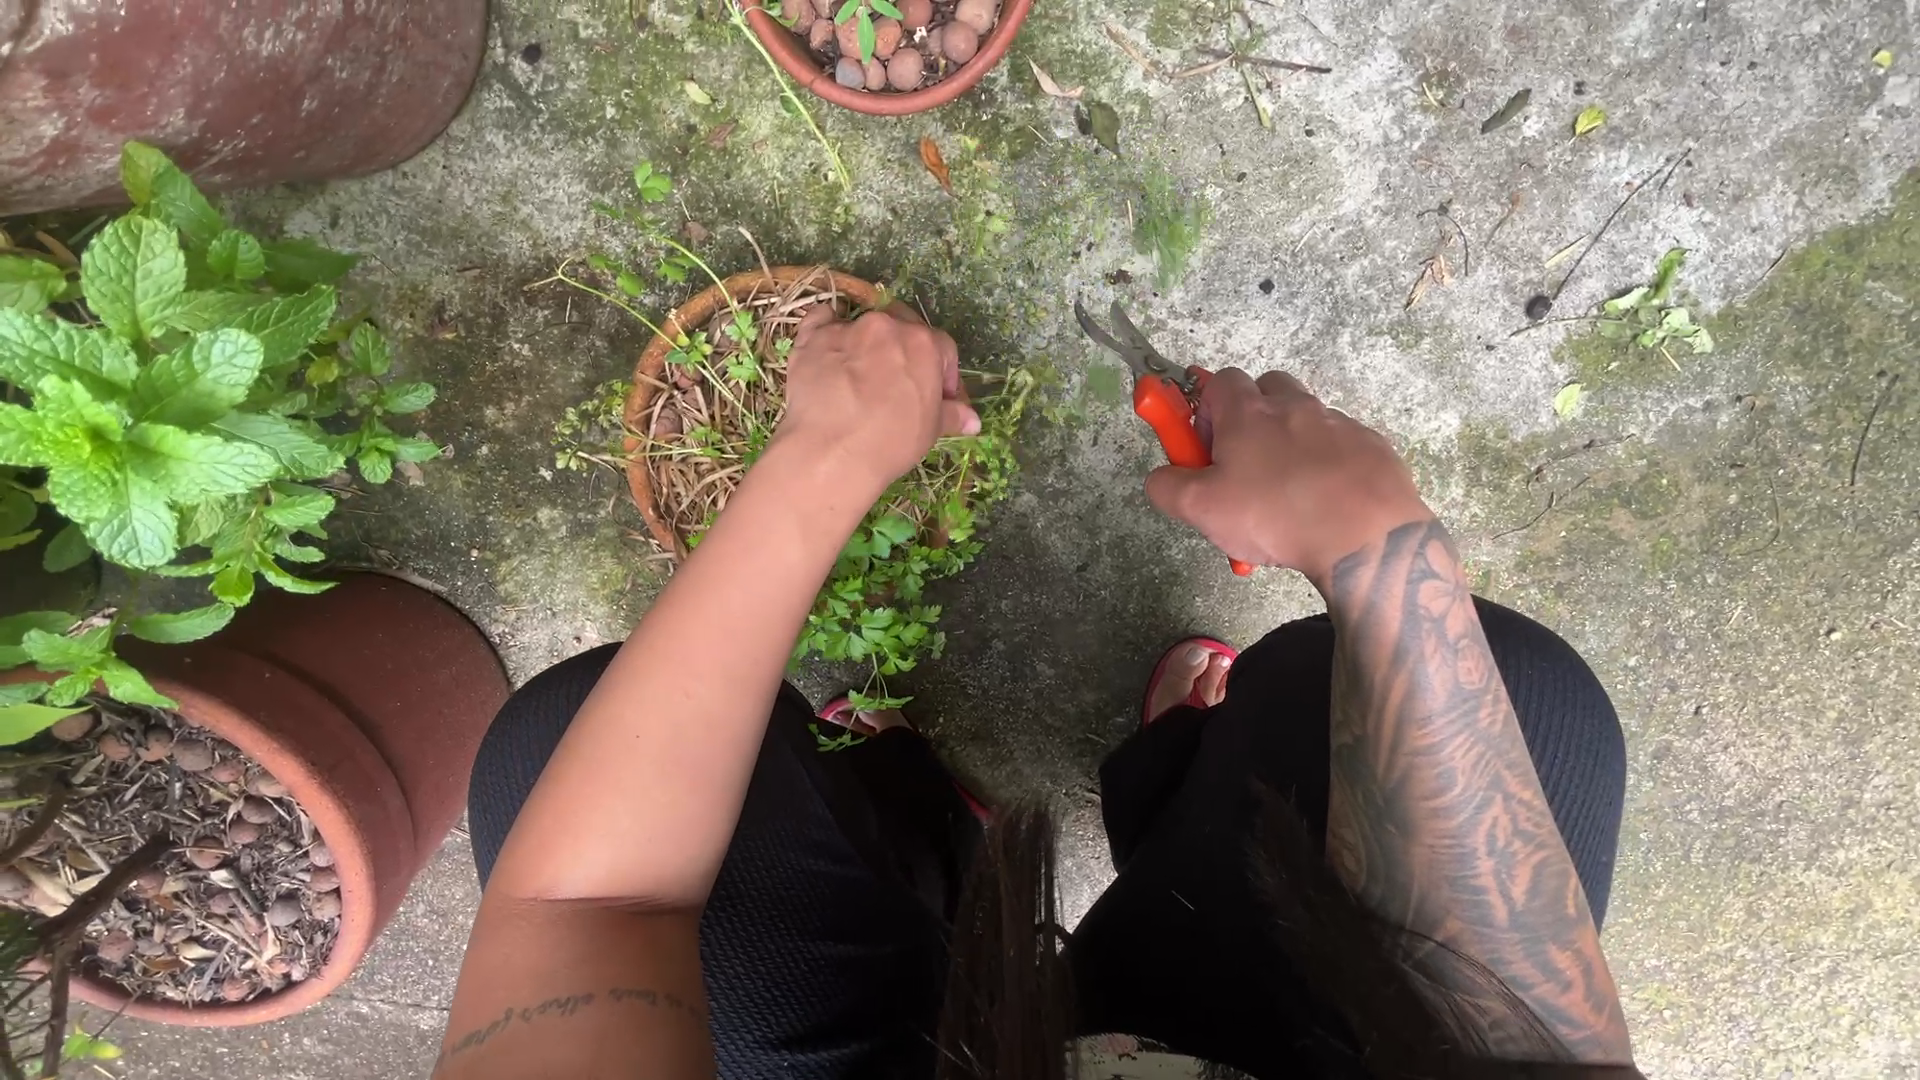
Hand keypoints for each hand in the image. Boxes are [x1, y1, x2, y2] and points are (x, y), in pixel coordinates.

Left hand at [774, 303, 979, 493]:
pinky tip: (829, 349)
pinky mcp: (812, 338)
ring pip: (864, 326)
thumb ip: (952, 415)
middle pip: (903, 328)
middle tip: (899, 385)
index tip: (938, 397)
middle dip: (906, 352)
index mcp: (924, 344)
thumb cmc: (891, 442)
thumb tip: (973, 420)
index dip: (943, 374)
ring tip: (861, 378)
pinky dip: (828, 329)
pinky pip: (822, 321)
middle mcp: (887, 326)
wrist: (832, 451)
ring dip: (868, 345)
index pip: (943, 348)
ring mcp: (848, 328)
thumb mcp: (930, 431)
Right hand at [1144, 368, 1433, 587]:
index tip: (1205, 446)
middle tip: (1244, 465)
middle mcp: (1294, 406)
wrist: (1364, 538)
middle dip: (1250, 415)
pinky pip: (1340, 445)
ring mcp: (1339, 424)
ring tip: (1286, 493)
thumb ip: (1165, 486)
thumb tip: (1160, 476)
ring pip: (1305, 418)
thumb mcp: (1199, 508)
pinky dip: (1326, 464)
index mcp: (1248, 413)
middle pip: (1267, 387)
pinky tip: (1323, 504)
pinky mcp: (1373, 447)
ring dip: (1289, 441)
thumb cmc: (1272, 515)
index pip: (1220, 381)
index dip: (1206, 409)